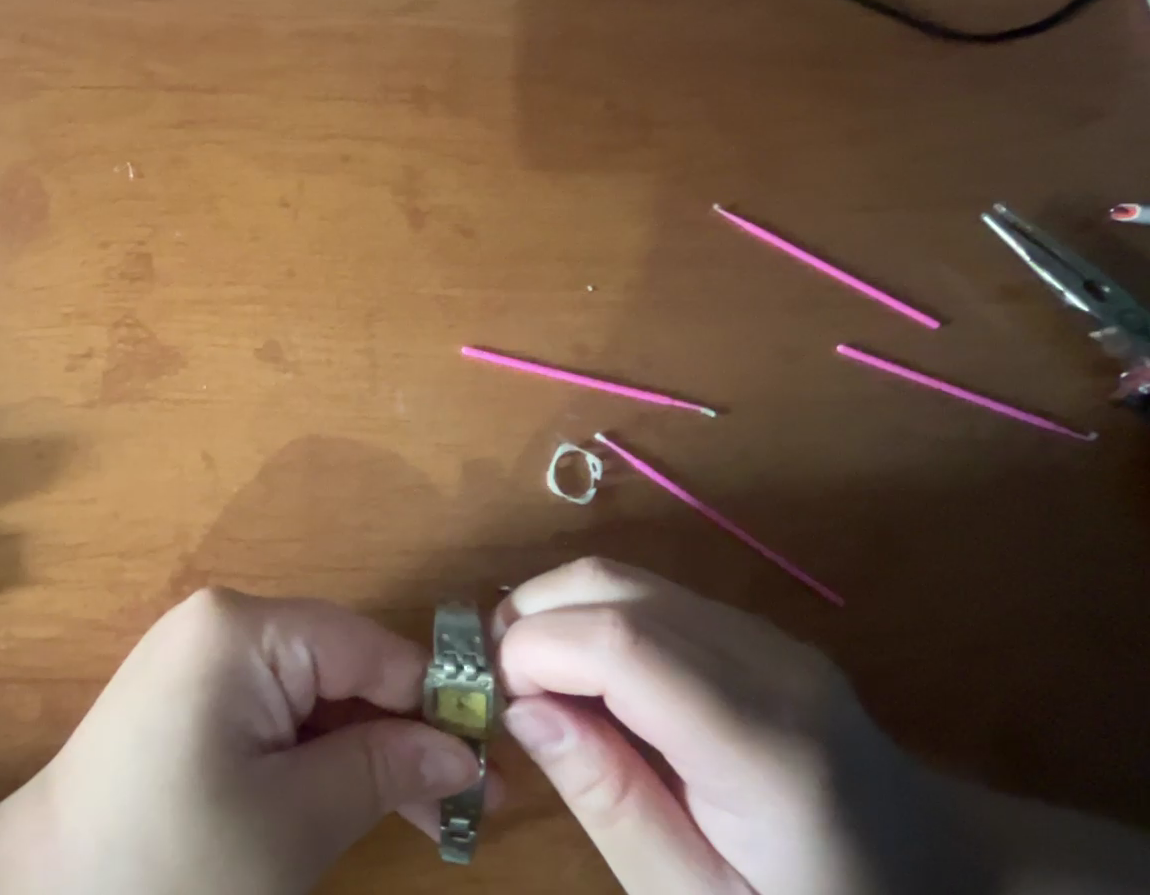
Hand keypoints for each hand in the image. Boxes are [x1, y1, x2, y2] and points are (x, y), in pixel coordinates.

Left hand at [0, 588, 502, 894]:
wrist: (43, 888)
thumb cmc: (174, 856)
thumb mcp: (296, 819)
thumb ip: (383, 769)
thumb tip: (463, 754)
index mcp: (243, 629)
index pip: (369, 646)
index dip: (435, 702)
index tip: (490, 766)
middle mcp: (221, 622)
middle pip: (342, 664)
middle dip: (400, 731)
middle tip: (466, 804)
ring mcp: (200, 654)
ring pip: (312, 689)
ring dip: (363, 747)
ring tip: (422, 811)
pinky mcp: (189, 691)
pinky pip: (274, 705)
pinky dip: (315, 749)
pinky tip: (351, 793)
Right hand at [495, 558, 979, 894]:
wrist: (941, 883)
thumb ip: (609, 804)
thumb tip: (521, 706)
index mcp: (766, 747)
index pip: (620, 643)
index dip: (534, 650)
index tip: (500, 704)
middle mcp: (768, 663)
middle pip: (607, 585)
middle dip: (526, 620)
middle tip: (498, 688)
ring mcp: (765, 635)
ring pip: (616, 576)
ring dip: (550, 613)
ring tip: (532, 682)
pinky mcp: (750, 627)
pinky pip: (641, 592)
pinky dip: (584, 616)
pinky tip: (584, 677)